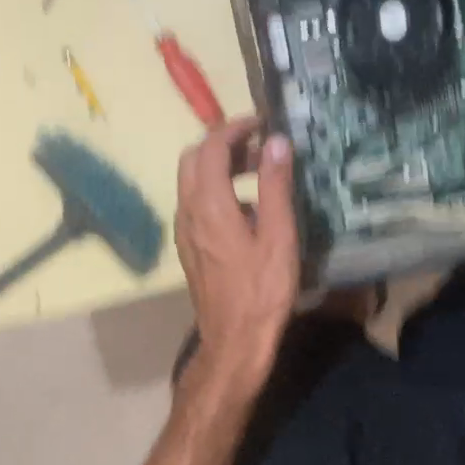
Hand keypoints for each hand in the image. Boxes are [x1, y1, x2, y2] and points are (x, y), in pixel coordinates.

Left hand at [174, 117, 299, 395]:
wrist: (234, 341)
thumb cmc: (262, 289)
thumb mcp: (278, 234)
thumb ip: (275, 185)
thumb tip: (277, 141)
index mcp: (209, 204)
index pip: (211, 147)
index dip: (235, 128)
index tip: (264, 123)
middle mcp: (188, 211)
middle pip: (194, 159)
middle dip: (225, 143)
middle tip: (262, 146)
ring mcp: (185, 231)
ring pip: (193, 181)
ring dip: (222, 166)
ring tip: (262, 172)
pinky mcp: (189, 247)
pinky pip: (197, 203)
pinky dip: (218, 189)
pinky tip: (250, 208)